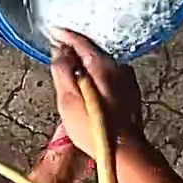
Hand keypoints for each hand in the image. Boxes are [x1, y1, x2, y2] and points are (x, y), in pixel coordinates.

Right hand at [49, 28, 144, 154]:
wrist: (125, 151)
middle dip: (73, 52)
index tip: (52, 31)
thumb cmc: (94, 129)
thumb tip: (59, 51)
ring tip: (70, 74)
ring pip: (101, 65)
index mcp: (102, 65)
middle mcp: (119, 67)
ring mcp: (127, 81)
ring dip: (85, 66)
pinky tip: (88, 89)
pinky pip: (109, 77)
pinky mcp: (131, 94)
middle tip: (57, 53)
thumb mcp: (68, 99)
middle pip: (92, 52)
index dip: (63, 35)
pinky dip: (96, 77)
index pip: (80, 41)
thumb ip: (62, 71)